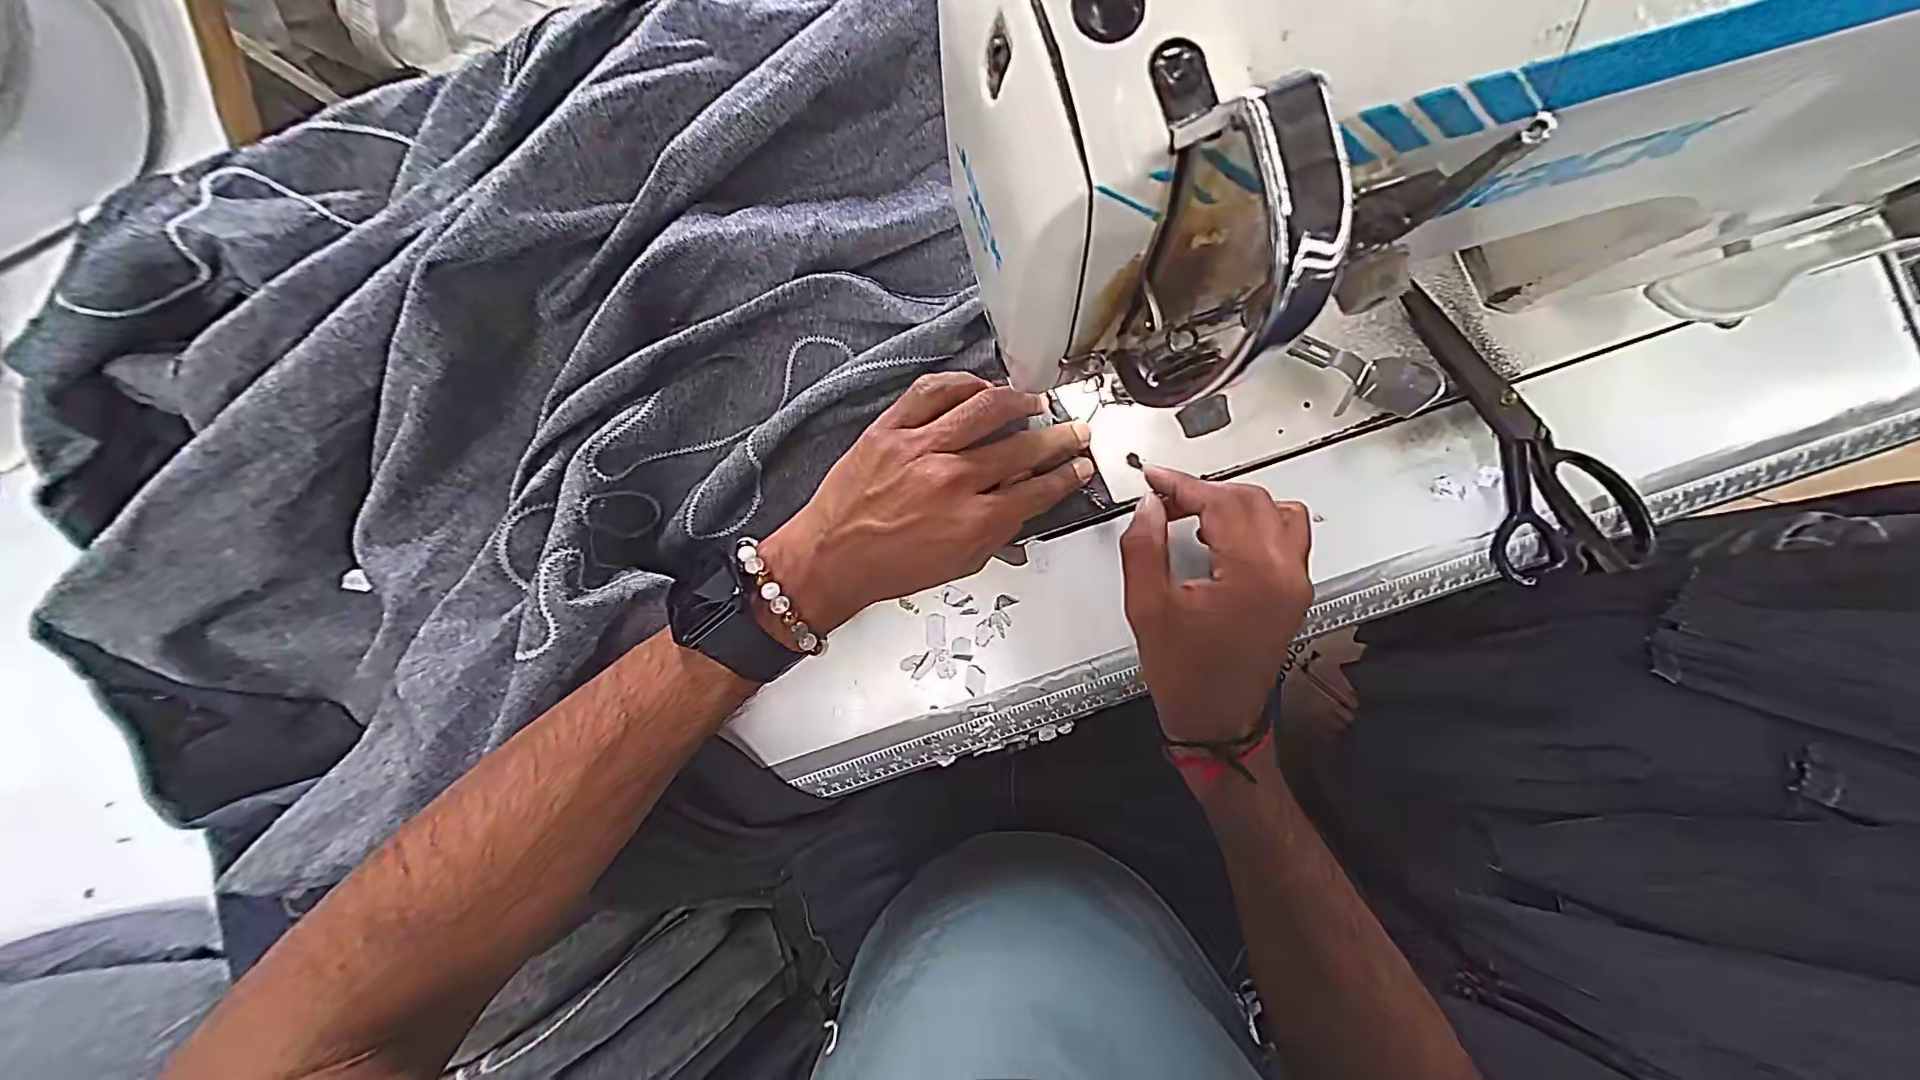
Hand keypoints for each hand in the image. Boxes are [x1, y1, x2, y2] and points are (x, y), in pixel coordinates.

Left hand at [759, 372, 1091, 632]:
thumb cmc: (886, 568)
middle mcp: (951, 479)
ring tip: (1033, 401)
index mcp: (973, 520)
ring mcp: (920, 448)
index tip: (1078, 466)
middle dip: (1059, 438)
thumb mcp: (959, 565)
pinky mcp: (890, 430)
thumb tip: (1025, 510)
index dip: (1067, 475)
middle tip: (1072, 431)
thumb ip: (998, 535)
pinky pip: (932, 391)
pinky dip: (961, 383)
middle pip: (1022, 447)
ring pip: (985, 408)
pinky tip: (977, 387)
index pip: (1038, 489)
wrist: (830, 559)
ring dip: (1019, 401)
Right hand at [1119, 467, 1313, 743]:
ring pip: (1275, 512)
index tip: (1156, 478)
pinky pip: (1285, 535)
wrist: (1216, 720)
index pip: (1221, 503)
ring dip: (1233, 503)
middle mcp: (1285, 575)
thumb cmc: (1188, 677)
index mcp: (1253, 575)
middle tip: (1165, 498)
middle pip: (1252, 500)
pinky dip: (1254, 522)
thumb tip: (1150, 508)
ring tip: (1193, 513)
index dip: (1182, 484)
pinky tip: (1220, 535)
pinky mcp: (1293, 593)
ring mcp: (1294, 584)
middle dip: (1204, 491)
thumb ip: (1143, 547)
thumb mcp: (1146, 607)